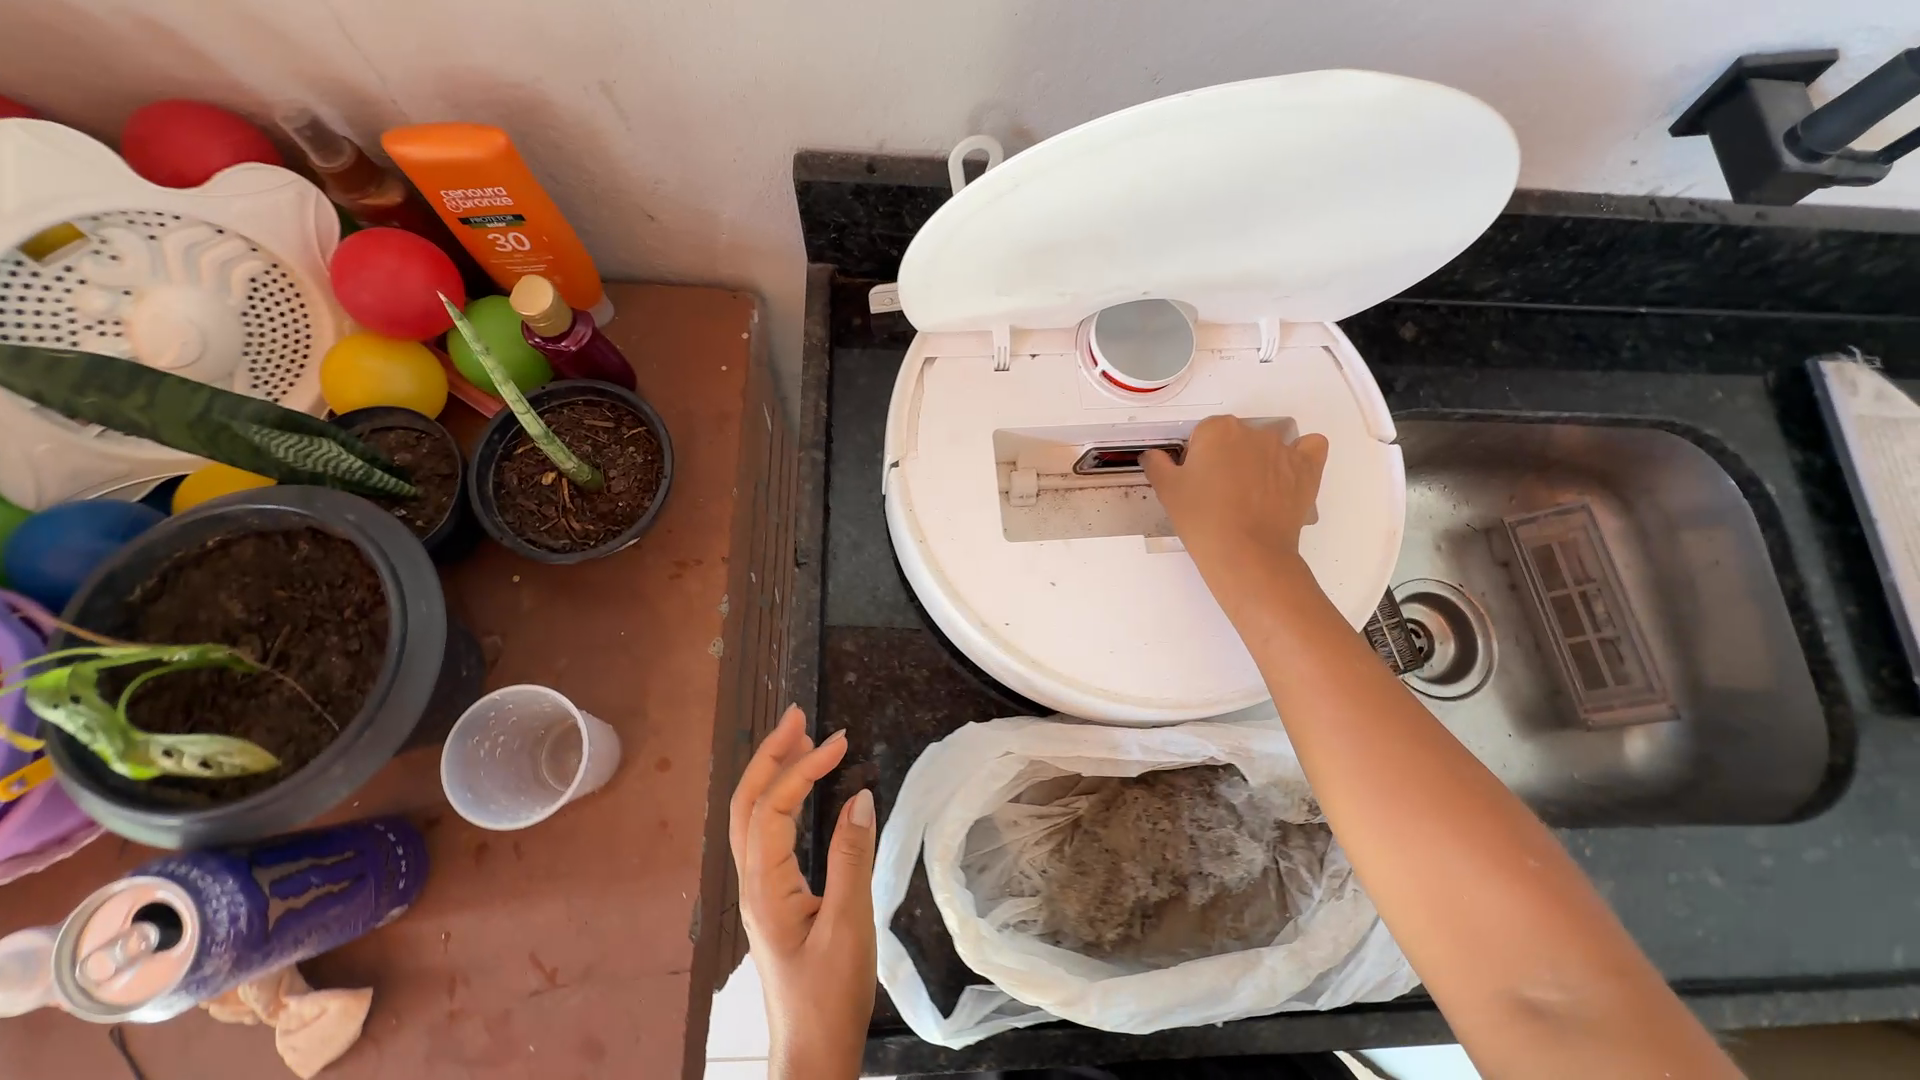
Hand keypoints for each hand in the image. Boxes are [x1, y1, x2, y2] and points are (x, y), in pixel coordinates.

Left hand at [728, 705, 874, 1079]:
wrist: (812, 1051)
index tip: (840, 741)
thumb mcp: (849, 926)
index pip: (774, 807)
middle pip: (747, 802)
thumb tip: (860, 796)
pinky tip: (801, 793)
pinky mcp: (773, 898)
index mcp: (764, 886)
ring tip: (801, 739)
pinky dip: (781, 800)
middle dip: (770, 754)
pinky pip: (766, 834)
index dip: (804, 768)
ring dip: (772, 773)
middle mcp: (752, 881)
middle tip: (799, 715)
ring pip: (752, 817)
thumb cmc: (829, 995)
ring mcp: (759, 890)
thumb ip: (853, 859)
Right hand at [1144, 415, 1328, 589]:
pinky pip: (1311, 447)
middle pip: (1235, 437)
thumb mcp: (1167, 491)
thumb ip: (1157, 464)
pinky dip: (1301, 455)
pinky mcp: (1306, 469)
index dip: (1197, 457)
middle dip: (1226, 458)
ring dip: (1258, 461)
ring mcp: (1283, 449)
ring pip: (1267, 445)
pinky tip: (1287, 472)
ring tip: (1248, 495)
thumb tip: (1153, 456)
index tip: (1196, 480)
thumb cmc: (1204, 521)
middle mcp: (1252, 432)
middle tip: (1217, 491)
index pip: (1203, 433)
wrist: (1246, 554)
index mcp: (1217, 430)